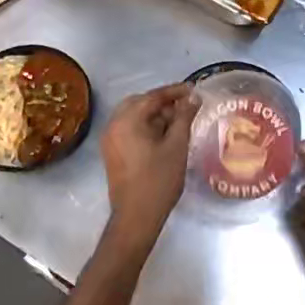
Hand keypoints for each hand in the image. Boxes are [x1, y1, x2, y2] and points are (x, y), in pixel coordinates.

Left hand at [101, 83, 200, 241]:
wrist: (136, 216)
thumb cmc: (159, 180)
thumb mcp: (176, 146)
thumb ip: (184, 118)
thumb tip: (193, 98)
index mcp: (127, 120)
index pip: (152, 96)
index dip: (175, 91)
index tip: (194, 89)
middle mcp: (113, 125)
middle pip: (139, 103)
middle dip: (163, 102)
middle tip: (186, 106)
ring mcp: (110, 139)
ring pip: (133, 116)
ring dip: (155, 114)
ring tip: (178, 121)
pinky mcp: (112, 152)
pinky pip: (129, 129)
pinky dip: (145, 126)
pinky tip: (163, 135)